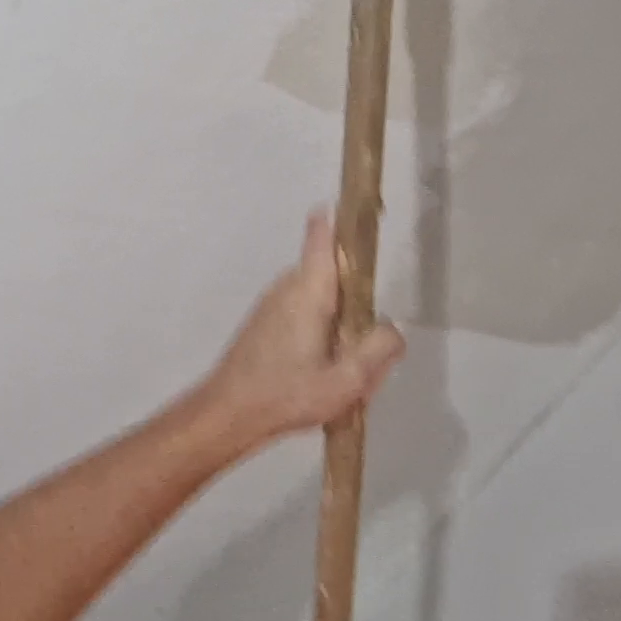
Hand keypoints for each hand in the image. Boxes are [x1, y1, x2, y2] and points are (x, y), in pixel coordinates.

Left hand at [200, 211, 406, 447]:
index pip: (322, 238)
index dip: (339, 219)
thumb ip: (379, 349)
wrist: (228, 412)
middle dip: (355, 301)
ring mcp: (271, 303)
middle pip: (332, 275)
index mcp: (309, 290)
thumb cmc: (287, 393)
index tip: (354, 207)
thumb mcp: (348, 381)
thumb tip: (392, 328)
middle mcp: (287, 287)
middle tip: (366, 349)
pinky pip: (303, 314)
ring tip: (342, 371)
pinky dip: (318, 333)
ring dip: (337, 323)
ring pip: (318, 298)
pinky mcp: (264, 322)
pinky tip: (319, 374)